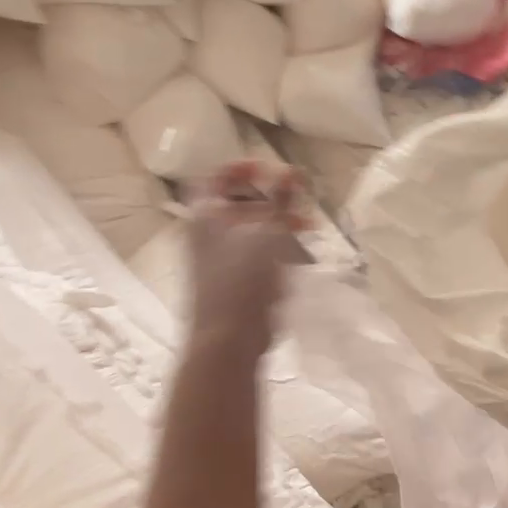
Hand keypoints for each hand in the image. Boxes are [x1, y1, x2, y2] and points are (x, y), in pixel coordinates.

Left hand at [186, 159, 305, 359]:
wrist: (227, 338)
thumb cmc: (246, 283)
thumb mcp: (269, 235)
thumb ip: (282, 202)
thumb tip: (292, 169)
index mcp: (206, 215)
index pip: (219, 177)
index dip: (245, 168)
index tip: (273, 169)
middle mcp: (203, 232)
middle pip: (235, 204)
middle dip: (271, 202)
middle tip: (301, 207)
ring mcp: (211, 258)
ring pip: (245, 231)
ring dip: (274, 227)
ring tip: (304, 235)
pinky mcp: (224, 281)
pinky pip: (248, 254)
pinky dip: (270, 250)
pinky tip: (292, 263)